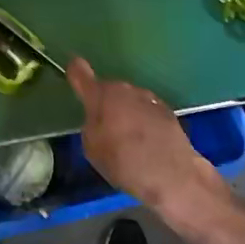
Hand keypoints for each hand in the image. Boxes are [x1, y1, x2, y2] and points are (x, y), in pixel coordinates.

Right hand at [67, 58, 228, 219]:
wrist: (172, 174)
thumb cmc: (123, 162)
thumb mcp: (92, 148)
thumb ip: (90, 125)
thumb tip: (98, 119)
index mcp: (100, 96)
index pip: (81, 74)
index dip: (75, 71)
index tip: (73, 69)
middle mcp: (124, 89)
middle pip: (108, 90)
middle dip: (105, 104)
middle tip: (104, 130)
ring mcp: (148, 97)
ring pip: (129, 100)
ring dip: (126, 113)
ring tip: (128, 140)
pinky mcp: (167, 110)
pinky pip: (146, 111)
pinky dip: (143, 121)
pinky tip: (147, 143)